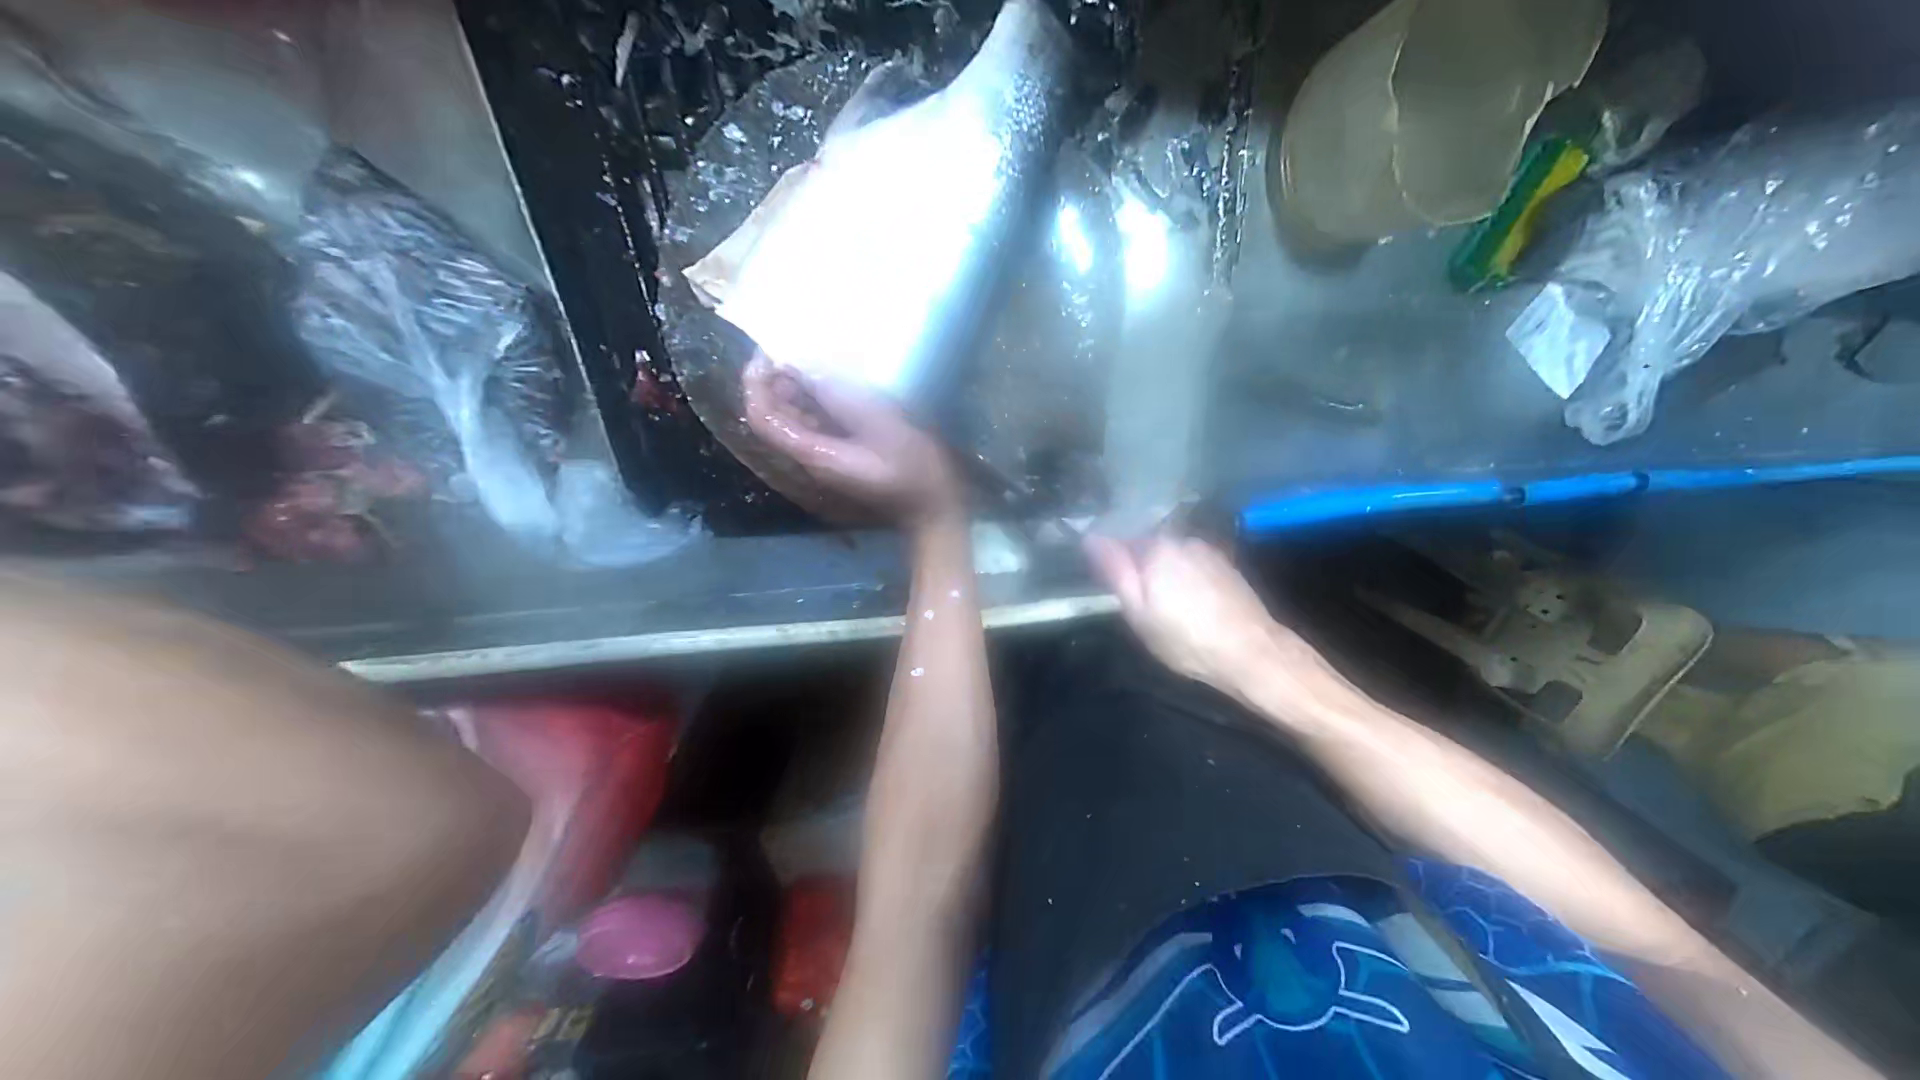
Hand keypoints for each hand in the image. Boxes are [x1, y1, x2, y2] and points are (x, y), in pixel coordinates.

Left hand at [742, 357, 962, 530]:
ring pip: (794, 422)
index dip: (755, 385)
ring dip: (794, 391)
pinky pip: (815, 427)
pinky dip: (814, 403)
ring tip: (811, 361)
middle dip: (774, 383)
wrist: (935, 506)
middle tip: (792, 351)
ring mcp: (826, 461)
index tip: (765, 354)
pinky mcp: (841, 458)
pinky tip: (832, 385)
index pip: (764, 419)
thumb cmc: (915, 467)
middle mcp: (811, 460)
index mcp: (815, 454)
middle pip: (775, 419)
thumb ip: (841, 397)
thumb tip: (807, 372)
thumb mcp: (882, 424)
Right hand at [1085, 532, 1338, 703]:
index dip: (1109, 558)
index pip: (1118, 537)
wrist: (1253, 654)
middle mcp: (1183, 540)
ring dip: (1162, 571)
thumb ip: (1115, 570)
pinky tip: (1189, 604)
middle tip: (1136, 602)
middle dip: (1137, 565)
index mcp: (1156, 547)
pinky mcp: (1225, 565)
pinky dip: (1184, 578)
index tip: (1107, 582)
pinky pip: (1191, 563)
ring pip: (1170, 554)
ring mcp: (1207, 551)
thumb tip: (1091, 537)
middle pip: (1146, 544)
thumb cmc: (1186, 639)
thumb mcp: (1138, 612)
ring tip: (1164, 606)